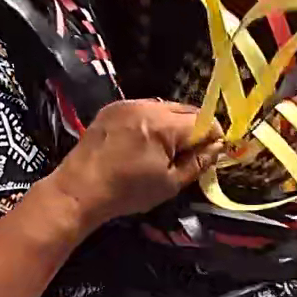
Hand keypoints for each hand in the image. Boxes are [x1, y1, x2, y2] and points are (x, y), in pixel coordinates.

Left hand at [41, 100, 223, 229]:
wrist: (79, 190)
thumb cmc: (126, 192)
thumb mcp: (169, 183)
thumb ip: (198, 162)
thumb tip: (218, 148)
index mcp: (163, 125)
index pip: (204, 121)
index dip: (214, 137)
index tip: (211, 154)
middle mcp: (146, 106)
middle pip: (186, 110)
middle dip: (194, 129)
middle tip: (190, 154)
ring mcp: (127, 104)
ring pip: (165, 107)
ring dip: (173, 124)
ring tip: (166, 149)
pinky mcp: (113, 108)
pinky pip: (144, 109)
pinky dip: (152, 121)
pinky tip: (145, 142)